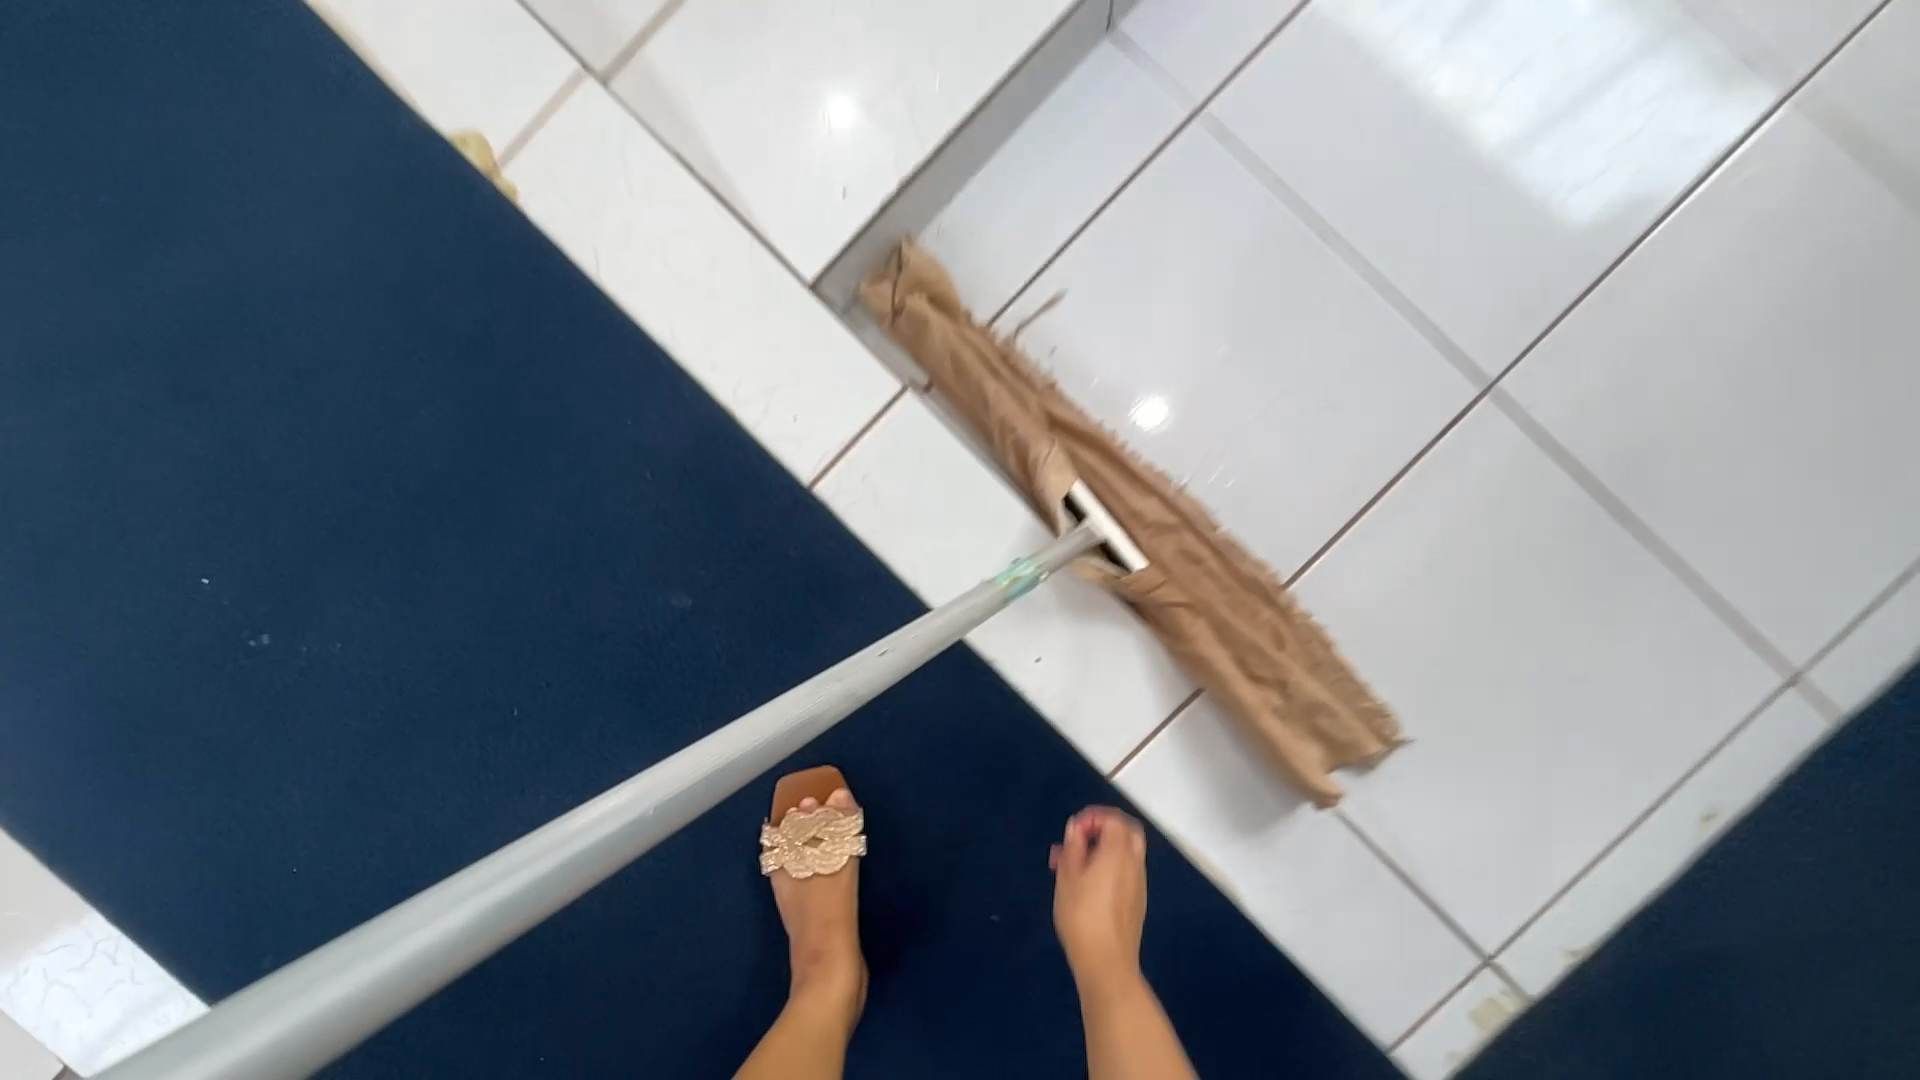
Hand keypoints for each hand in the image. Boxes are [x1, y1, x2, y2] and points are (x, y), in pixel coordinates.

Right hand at [1050, 806, 1147, 985]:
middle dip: (1104, 828)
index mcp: (1118, 852)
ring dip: (1104, 849)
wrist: (1107, 962)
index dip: (1093, 817)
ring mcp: (1139, 884)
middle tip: (1080, 840)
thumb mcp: (1067, 877)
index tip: (1074, 830)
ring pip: (1127, 853)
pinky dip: (1111, 865)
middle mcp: (1134, 863)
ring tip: (1075, 864)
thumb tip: (1076, 828)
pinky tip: (1088, 884)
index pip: (1114, 819)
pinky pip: (1126, 871)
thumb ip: (1073, 847)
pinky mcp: (1137, 902)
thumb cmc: (1082, 915)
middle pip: (1127, 832)